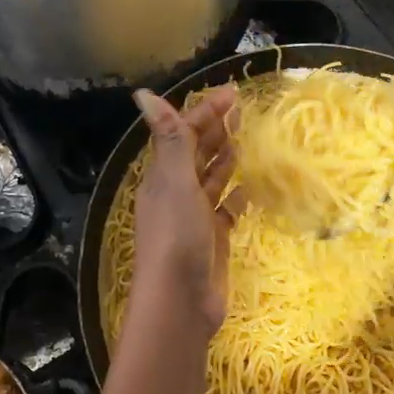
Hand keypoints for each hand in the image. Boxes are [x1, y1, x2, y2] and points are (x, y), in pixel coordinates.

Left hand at [129, 85, 240, 330]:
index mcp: (163, 175)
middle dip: (216, 128)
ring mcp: (195, 216)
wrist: (180, 300)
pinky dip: (237, 193)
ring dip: (225, 156)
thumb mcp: (173, 181)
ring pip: (211, 177)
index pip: (182, 132)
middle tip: (244, 109)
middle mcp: (176, 191)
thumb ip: (168, 138)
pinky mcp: (213, 238)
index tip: (233, 93)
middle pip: (196, 151)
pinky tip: (251, 184)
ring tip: (246, 137)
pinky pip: (226, 208)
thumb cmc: (176, 236)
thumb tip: (143, 93)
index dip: (204, 111)